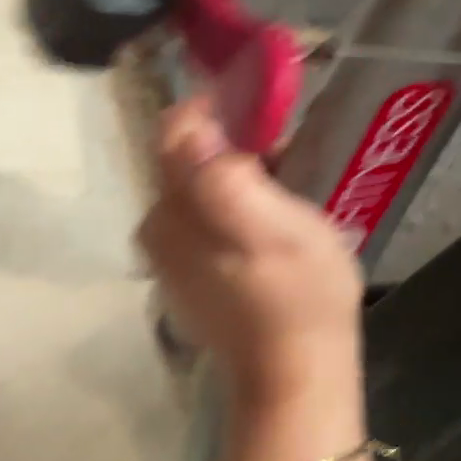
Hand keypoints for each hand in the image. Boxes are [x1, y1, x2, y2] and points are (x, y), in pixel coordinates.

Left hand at [137, 98, 363, 404]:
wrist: (296, 368)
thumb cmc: (299, 292)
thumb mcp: (276, 229)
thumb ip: (227, 180)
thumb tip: (193, 127)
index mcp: (174, 211)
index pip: (179, 130)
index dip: (223, 102)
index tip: (274, 93)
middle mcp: (160, 226)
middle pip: (190, 154)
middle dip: (240, 132)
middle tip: (299, 136)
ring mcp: (175, 252)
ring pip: (204, 180)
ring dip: (247, 162)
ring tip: (301, 167)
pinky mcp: (196, 268)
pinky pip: (213, 208)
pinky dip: (246, 191)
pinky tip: (284, 207)